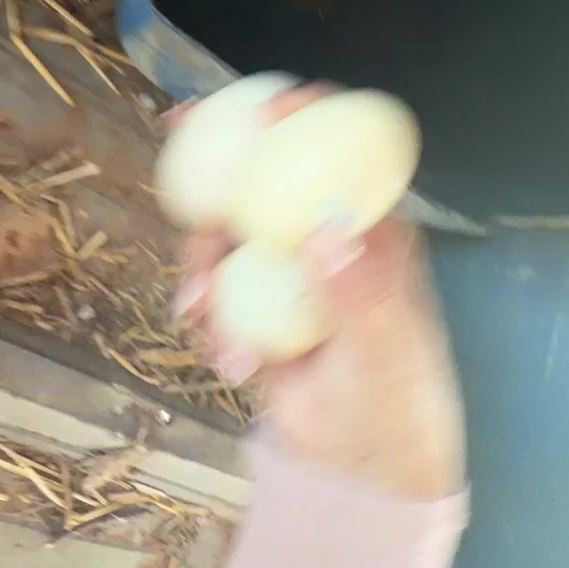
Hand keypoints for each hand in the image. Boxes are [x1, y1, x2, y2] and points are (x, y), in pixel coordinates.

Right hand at [171, 86, 465, 498]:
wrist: (349, 463)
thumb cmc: (393, 400)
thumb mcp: (386, 352)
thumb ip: (361, 295)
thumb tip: (325, 230)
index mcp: (365, 231)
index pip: (336, 158)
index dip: (300, 118)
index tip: (262, 104)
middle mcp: (315, 235)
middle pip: (260, 178)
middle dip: (219, 155)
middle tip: (176, 125)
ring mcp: (274, 266)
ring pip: (220, 231)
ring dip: (200, 263)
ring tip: (199, 313)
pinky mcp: (243, 298)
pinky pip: (206, 284)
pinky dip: (200, 308)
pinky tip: (218, 349)